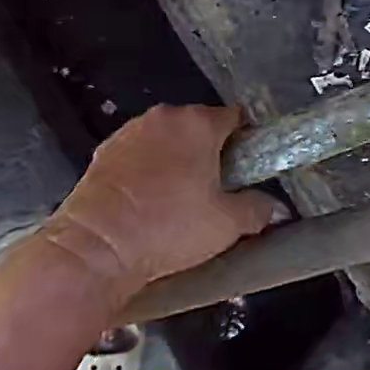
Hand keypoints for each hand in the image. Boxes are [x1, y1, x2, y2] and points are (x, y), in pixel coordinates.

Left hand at [34, 105, 288, 309]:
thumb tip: (276, 208)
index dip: (244, 141)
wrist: (93, 252)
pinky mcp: (102, 152)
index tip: (244, 167)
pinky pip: (137, 154)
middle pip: (199, 126)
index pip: (235, 118)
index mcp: (200, 123)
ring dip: (174, 158)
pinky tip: (145, 201)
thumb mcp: (227, 225)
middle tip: (213, 187)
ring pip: (166, 139)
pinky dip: (144, 169)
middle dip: (208, 150)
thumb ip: (258, 210)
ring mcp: (130, 132)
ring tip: (175, 197)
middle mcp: (165, 117)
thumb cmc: (167, 229)